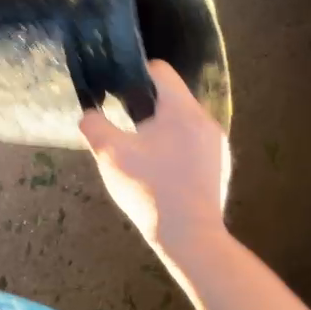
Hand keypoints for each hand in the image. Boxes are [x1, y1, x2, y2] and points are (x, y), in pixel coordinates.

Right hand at [80, 61, 230, 250]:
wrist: (190, 238)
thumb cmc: (149, 188)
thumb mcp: (108, 151)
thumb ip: (93, 123)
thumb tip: (92, 113)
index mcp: (183, 112)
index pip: (159, 71)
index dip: (132, 71)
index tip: (112, 86)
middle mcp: (206, 123)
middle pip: (170, 96)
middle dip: (142, 102)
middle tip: (117, 118)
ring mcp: (217, 147)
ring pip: (180, 120)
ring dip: (156, 124)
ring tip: (133, 144)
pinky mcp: (218, 167)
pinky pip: (189, 140)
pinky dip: (170, 143)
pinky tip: (153, 165)